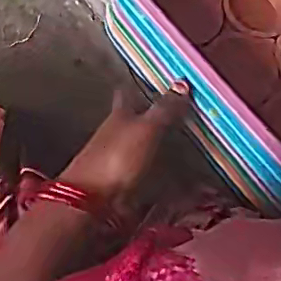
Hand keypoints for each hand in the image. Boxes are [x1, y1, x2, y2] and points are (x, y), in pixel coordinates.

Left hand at [57, 82, 190, 212]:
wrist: (93, 201)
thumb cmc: (118, 156)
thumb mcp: (146, 129)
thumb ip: (164, 109)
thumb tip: (182, 83)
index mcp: (120, 114)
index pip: (128, 92)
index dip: (139, 85)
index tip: (155, 79)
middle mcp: (118, 132)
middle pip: (136, 118)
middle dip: (153, 114)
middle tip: (181, 112)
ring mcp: (120, 158)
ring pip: (143, 143)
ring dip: (161, 142)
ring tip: (187, 141)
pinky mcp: (127, 182)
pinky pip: (150, 169)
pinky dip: (164, 169)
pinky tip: (179, 173)